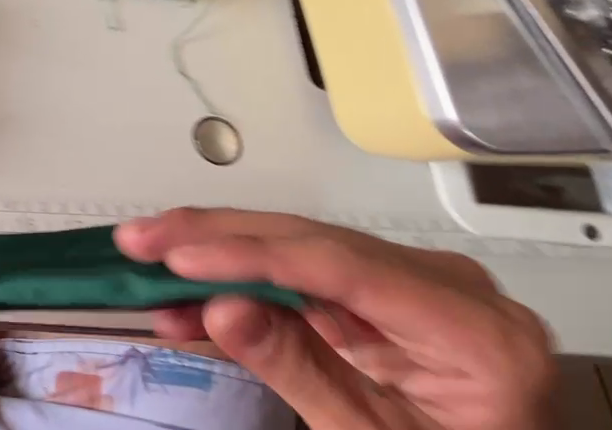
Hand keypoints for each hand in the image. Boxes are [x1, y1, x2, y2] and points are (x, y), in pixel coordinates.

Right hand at [116, 208, 555, 429]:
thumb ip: (301, 372)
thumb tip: (218, 308)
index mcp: (473, 329)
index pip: (342, 267)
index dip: (251, 256)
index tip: (178, 259)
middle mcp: (446, 284)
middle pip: (310, 242)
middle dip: (214, 239)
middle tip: (139, 240)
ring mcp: (410, 281)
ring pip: (294, 245)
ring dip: (215, 254)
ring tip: (145, 257)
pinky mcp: (377, 290)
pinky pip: (298, 273)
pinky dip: (240, 282)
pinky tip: (188, 295)